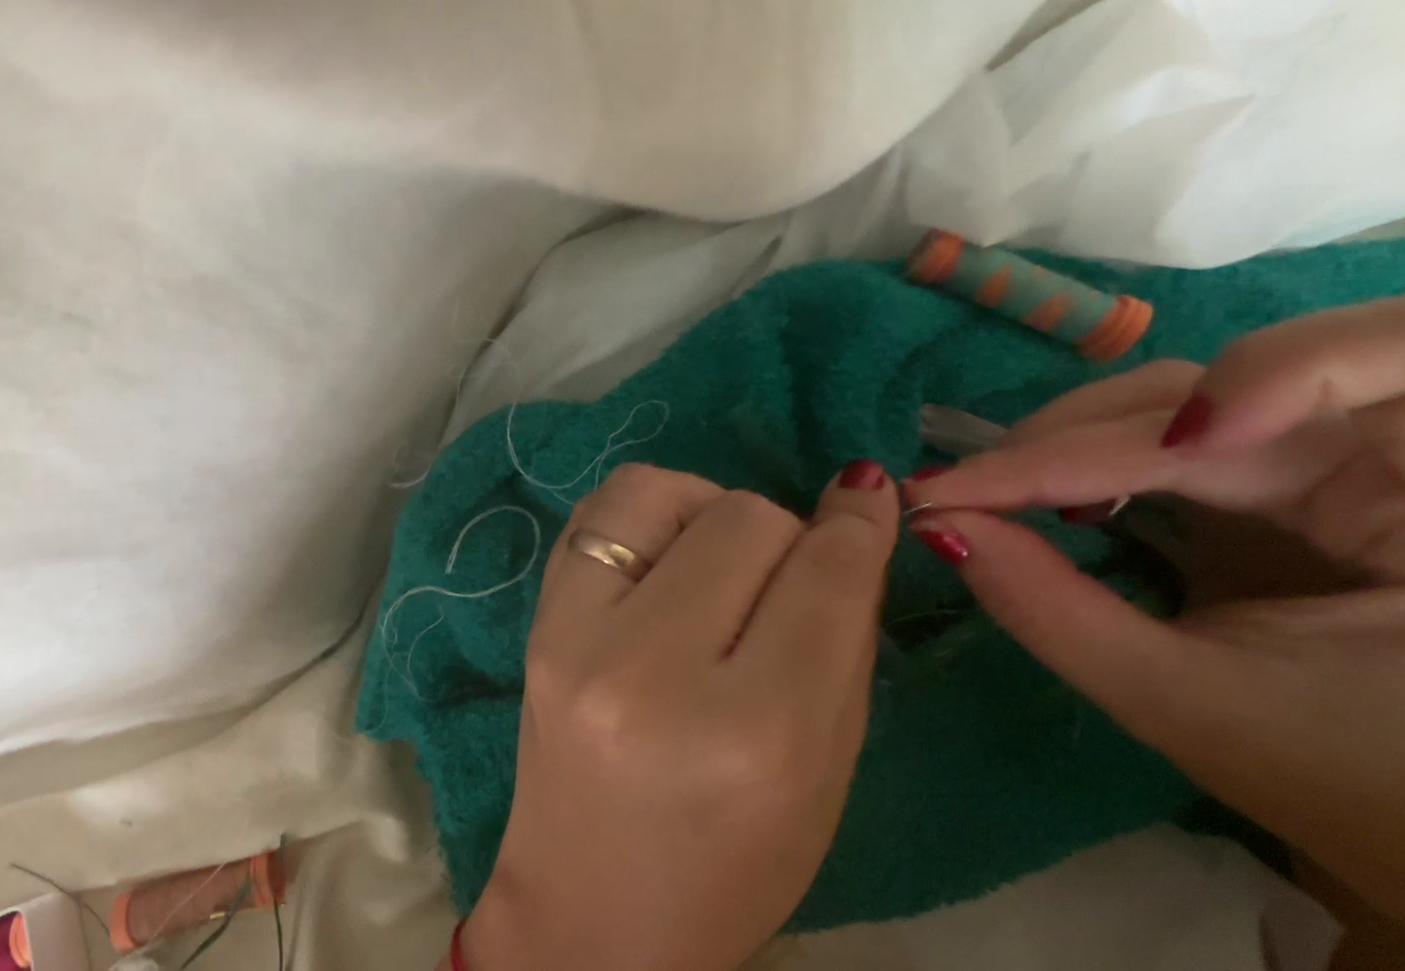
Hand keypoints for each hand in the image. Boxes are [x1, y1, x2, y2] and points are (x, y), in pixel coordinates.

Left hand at [450, 461, 898, 970]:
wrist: (589, 913)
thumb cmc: (732, 867)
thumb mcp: (826, 774)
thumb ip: (844, 642)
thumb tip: (853, 518)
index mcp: (756, 735)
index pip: (824, 576)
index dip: (859, 522)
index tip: (869, 496)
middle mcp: (655, 674)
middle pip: (745, 519)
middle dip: (785, 536)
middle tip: (780, 582)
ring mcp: (578, 642)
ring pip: (662, 492)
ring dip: (709, 513)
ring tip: (715, 564)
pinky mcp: (536, 626)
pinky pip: (597, 512)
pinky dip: (646, 514)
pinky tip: (663, 559)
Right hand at [907, 291, 1404, 939]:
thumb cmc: (1355, 784)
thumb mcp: (1189, 703)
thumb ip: (1052, 609)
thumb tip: (934, 527)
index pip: (1198, 440)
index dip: (1061, 457)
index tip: (944, 491)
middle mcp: (1385, 445)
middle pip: (1194, 384)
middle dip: (1067, 433)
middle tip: (964, 487)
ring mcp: (1335, 454)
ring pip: (1178, 393)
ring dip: (1074, 432)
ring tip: (998, 485)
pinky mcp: (1287, 479)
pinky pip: (1174, 435)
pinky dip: (1100, 455)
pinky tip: (1056, 490)